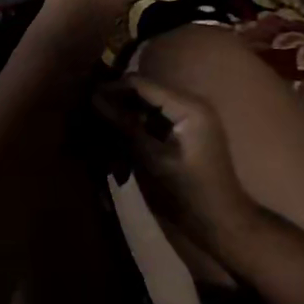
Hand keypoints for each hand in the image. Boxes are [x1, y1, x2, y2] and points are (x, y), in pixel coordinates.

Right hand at [94, 74, 249, 233]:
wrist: (218, 220)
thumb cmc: (187, 190)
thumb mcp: (152, 157)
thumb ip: (125, 124)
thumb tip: (94, 97)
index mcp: (188, 106)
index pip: (141, 84)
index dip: (112, 88)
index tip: (85, 100)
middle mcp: (189, 104)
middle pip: (143, 92)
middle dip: (116, 102)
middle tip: (89, 116)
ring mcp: (187, 117)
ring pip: (144, 105)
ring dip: (123, 116)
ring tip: (99, 129)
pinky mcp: (182, 131)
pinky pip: (152, 119)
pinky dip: (134, 127)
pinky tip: (117, 140)